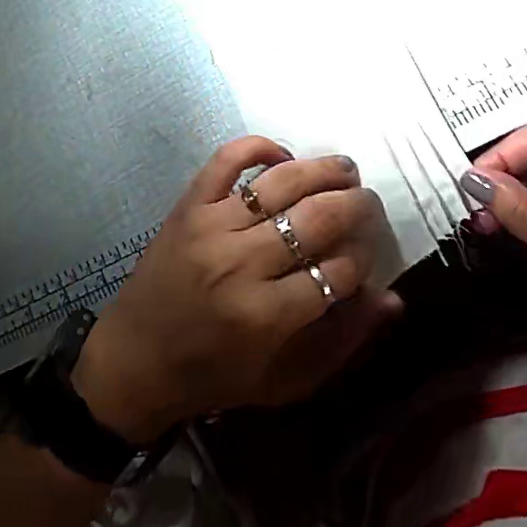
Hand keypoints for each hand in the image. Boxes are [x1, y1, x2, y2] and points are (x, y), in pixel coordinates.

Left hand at [71, 137, 402, 442]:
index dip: (364, 259)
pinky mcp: (188, 205)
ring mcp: (212, 227)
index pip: (340, 269)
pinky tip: (284, 156)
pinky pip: (228, 159)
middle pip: (320, 216)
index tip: (364, 258)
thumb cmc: (215, 376)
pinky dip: (260, 146)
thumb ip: (343, 342)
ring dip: (326, 170)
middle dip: (359, 206)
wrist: (133, 363)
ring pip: (283, 181)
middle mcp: (241, 264)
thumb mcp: (285, 380)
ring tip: (347, 171)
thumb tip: (392, 299)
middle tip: (369, 205)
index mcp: (266, 316)